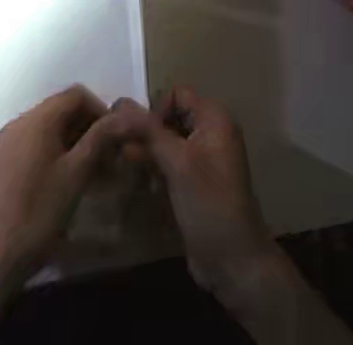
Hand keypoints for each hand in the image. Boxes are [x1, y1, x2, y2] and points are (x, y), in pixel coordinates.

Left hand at [0, 85, 136, 284]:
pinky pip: (38, 146)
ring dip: (78, 143)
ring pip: (52, 129)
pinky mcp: (4, 167)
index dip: (102, 110)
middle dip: (91, 127)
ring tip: (96, 172)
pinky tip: (71, 182)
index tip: (118, 138)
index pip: (77, 94)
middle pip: (63, 110)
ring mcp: (8, 146)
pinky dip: (60, 154)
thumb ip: (102, 138)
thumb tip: (127, 115)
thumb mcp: (77, 173)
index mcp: (36, 120)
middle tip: (111, 157)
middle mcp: (19, 125)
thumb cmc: (36, 214)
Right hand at [114, 87, 278, 297]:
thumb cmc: (208, 202)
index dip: (155, 109)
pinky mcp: (197, 181)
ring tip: (134, 173)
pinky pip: (173, 164)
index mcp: (214, 118)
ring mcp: (205, 158)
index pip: (177, 94)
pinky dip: (158, 171)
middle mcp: (212, 132)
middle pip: (172, 117)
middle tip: (124, 156)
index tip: (136, 136)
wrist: (233, 257)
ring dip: (150, 154)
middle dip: (148, 133)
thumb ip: (149, 132)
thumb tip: (120, 104)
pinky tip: (147, 188)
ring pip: (169, 142)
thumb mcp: (177, 163)